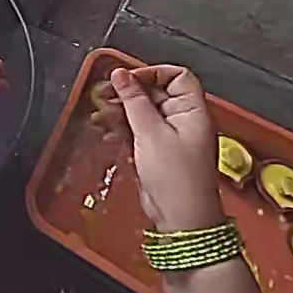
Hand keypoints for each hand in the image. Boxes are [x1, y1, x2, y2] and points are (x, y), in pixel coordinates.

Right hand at [110, 65, 226, 231]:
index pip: (177, 76)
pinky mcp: (158, 150)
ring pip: (143, 112)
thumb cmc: (176, 178)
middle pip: (155, 93)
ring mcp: (170, 136)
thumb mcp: (150, 133)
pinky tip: (108, 132)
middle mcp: (183, 120)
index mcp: (191, 111)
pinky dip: (123, 128)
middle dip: (129, 92)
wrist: (182, 219)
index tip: (127, 79)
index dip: (152, 73)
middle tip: (104, 94)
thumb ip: (134, 101)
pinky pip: (139, 130)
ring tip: (100, 115)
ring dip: (121, 111)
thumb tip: (121, 74)